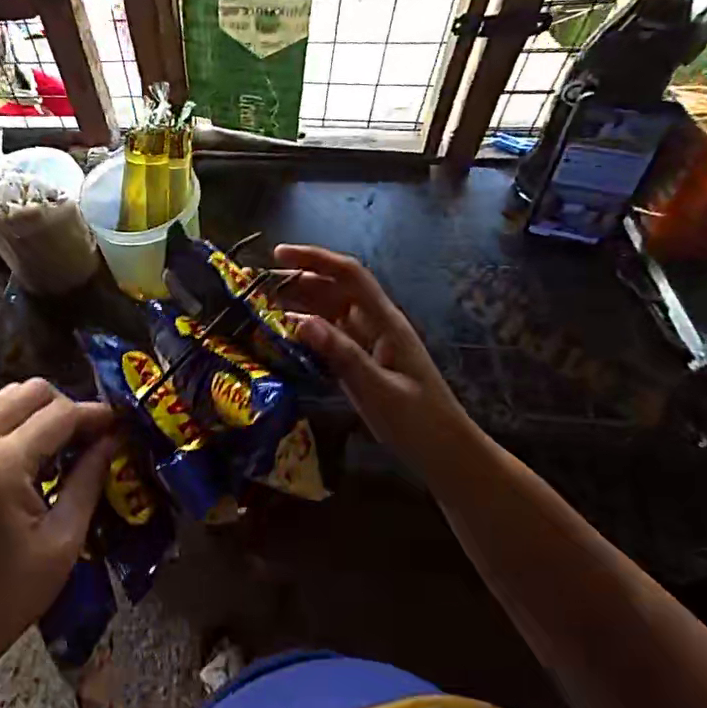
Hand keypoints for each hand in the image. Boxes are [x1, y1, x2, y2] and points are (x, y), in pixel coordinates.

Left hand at [0, 380, 116, 694]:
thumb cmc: (4, 599)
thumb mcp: (62, 542)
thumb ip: (89, 481)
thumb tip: (112, 440)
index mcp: (2, 466)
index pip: (59, 413)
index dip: (95, 413)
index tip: (119, 424)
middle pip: (27, 391)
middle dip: (65, 404)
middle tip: (90, 435)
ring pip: (3, 400)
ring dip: (38, 412)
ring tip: (64, 447)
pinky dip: (14, 426)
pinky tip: (33, 462)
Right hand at [273, 244, 471, 469]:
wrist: (446, 453)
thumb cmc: (419, 421)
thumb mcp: (378, 390)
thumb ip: (342, 354)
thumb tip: (301, 321)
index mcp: (385, 322)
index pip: (349, 275)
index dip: (315, 259)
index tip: (279, 254)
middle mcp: (376, 324)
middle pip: (335, 289)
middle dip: (300, 279)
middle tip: (260, 285)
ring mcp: (368, 342)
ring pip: (330, 311)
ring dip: (300, 303)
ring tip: (265, 304)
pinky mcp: (361, 361)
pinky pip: (330, 335)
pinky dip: (307, 330)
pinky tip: (285, 335)